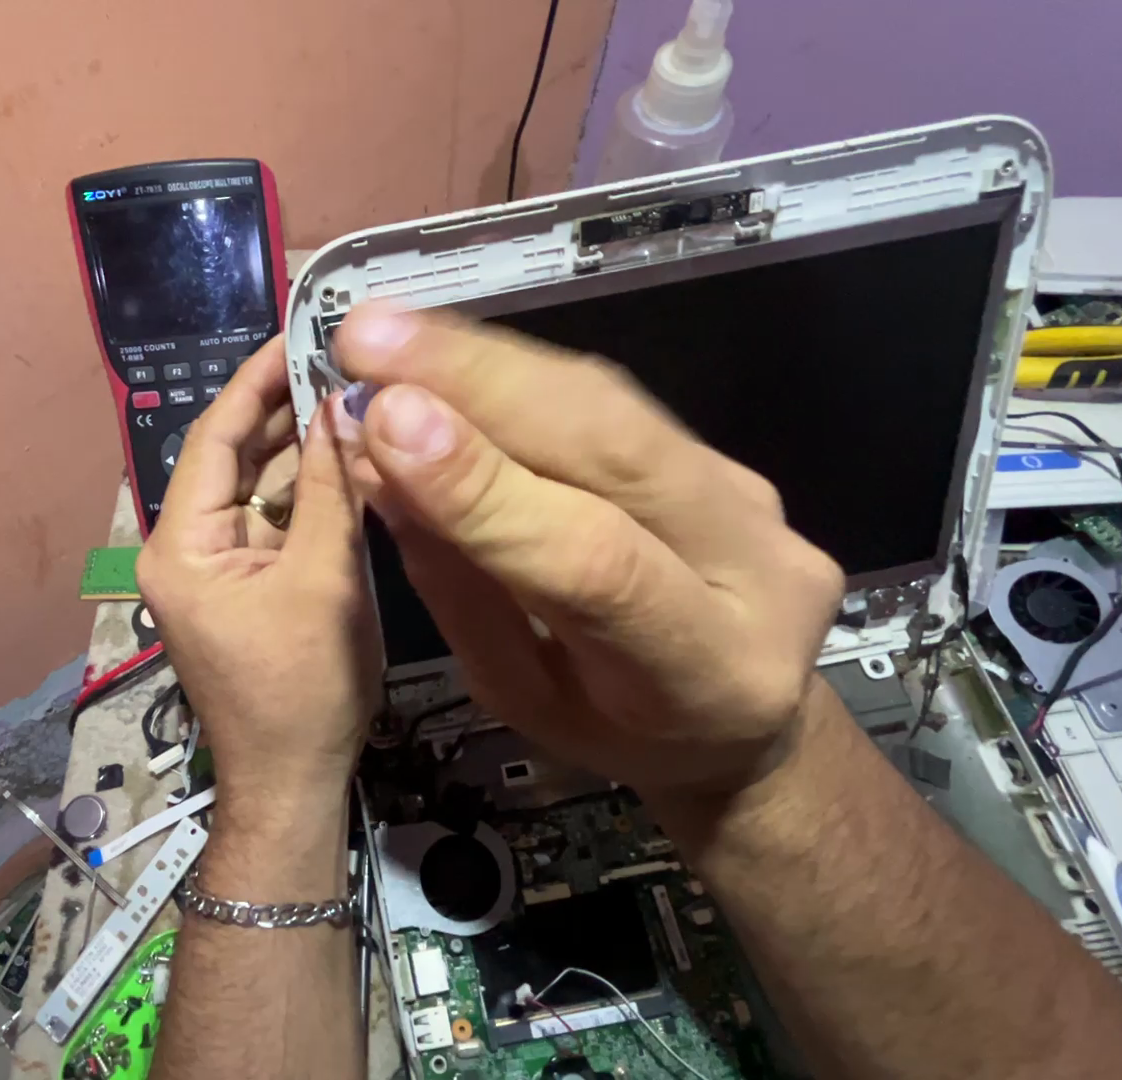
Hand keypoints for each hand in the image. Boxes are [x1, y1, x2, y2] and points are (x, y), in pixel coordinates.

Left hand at [136, 339, 379, 810]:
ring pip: (256, 488)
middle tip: (335, 360)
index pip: (213, 438)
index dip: (255, 382)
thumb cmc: (303, 686)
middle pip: (232, 458)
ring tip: (346, 395)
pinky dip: (304, 491)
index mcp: (181, 544)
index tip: (297, 334)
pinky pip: (272, 521)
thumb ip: (331, 488)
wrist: (295, 778)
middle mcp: (185, 547)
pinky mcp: (244, 583)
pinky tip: (341, 456)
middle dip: (282, 410)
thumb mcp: (324, 579)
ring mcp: (215, 567)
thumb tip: (344, 404)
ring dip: (298, 448)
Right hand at [335, 305, 845, 801]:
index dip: (484, 490)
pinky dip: (518, 372)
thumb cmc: (617, 734)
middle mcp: (753, 564)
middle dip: (478, 385)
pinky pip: (612, 401)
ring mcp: (750, 497)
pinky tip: (448, 351)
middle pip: (615, 447)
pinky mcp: (722, 457)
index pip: (592, 563)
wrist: (740, 720)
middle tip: (367, 342)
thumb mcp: (520, 695)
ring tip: (390, 333)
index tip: (386, 422)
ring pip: (612, 404)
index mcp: (703, 669)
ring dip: (490, 361)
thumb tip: (381, 469)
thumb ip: (458, 589)